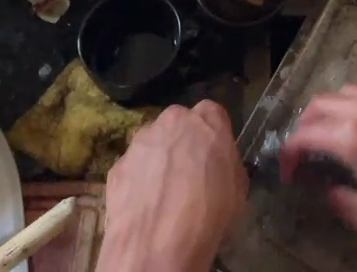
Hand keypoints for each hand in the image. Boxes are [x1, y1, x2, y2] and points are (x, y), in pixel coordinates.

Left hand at [100, 100, 246, 271]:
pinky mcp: (118, 164)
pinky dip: (137, 181)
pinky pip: (132, 167)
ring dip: (157, 160)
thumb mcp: (238, 187)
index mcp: (207, 119)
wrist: (158, 244)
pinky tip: (143, 206)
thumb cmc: (209, 212)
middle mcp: (172, 120)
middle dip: (182, 142)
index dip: (212, 135)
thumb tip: (219, 165)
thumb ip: (227, 163)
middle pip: (178, 123)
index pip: (212, 114)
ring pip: (152, 143)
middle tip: (187, 173)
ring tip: (161, 194)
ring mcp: (141, 140)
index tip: (213, 156)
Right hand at [279, 86, 356, 249]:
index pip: (305, 135)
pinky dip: (350, 105)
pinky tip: (356, 130)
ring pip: (342, 93)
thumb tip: (327, 191)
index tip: (288, 171)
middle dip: (304, 127)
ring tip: (326, 138)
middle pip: (319, 104)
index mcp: (352, 138)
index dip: (289, 153)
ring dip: (326, 112)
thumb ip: (341, 201)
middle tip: (302, 154)